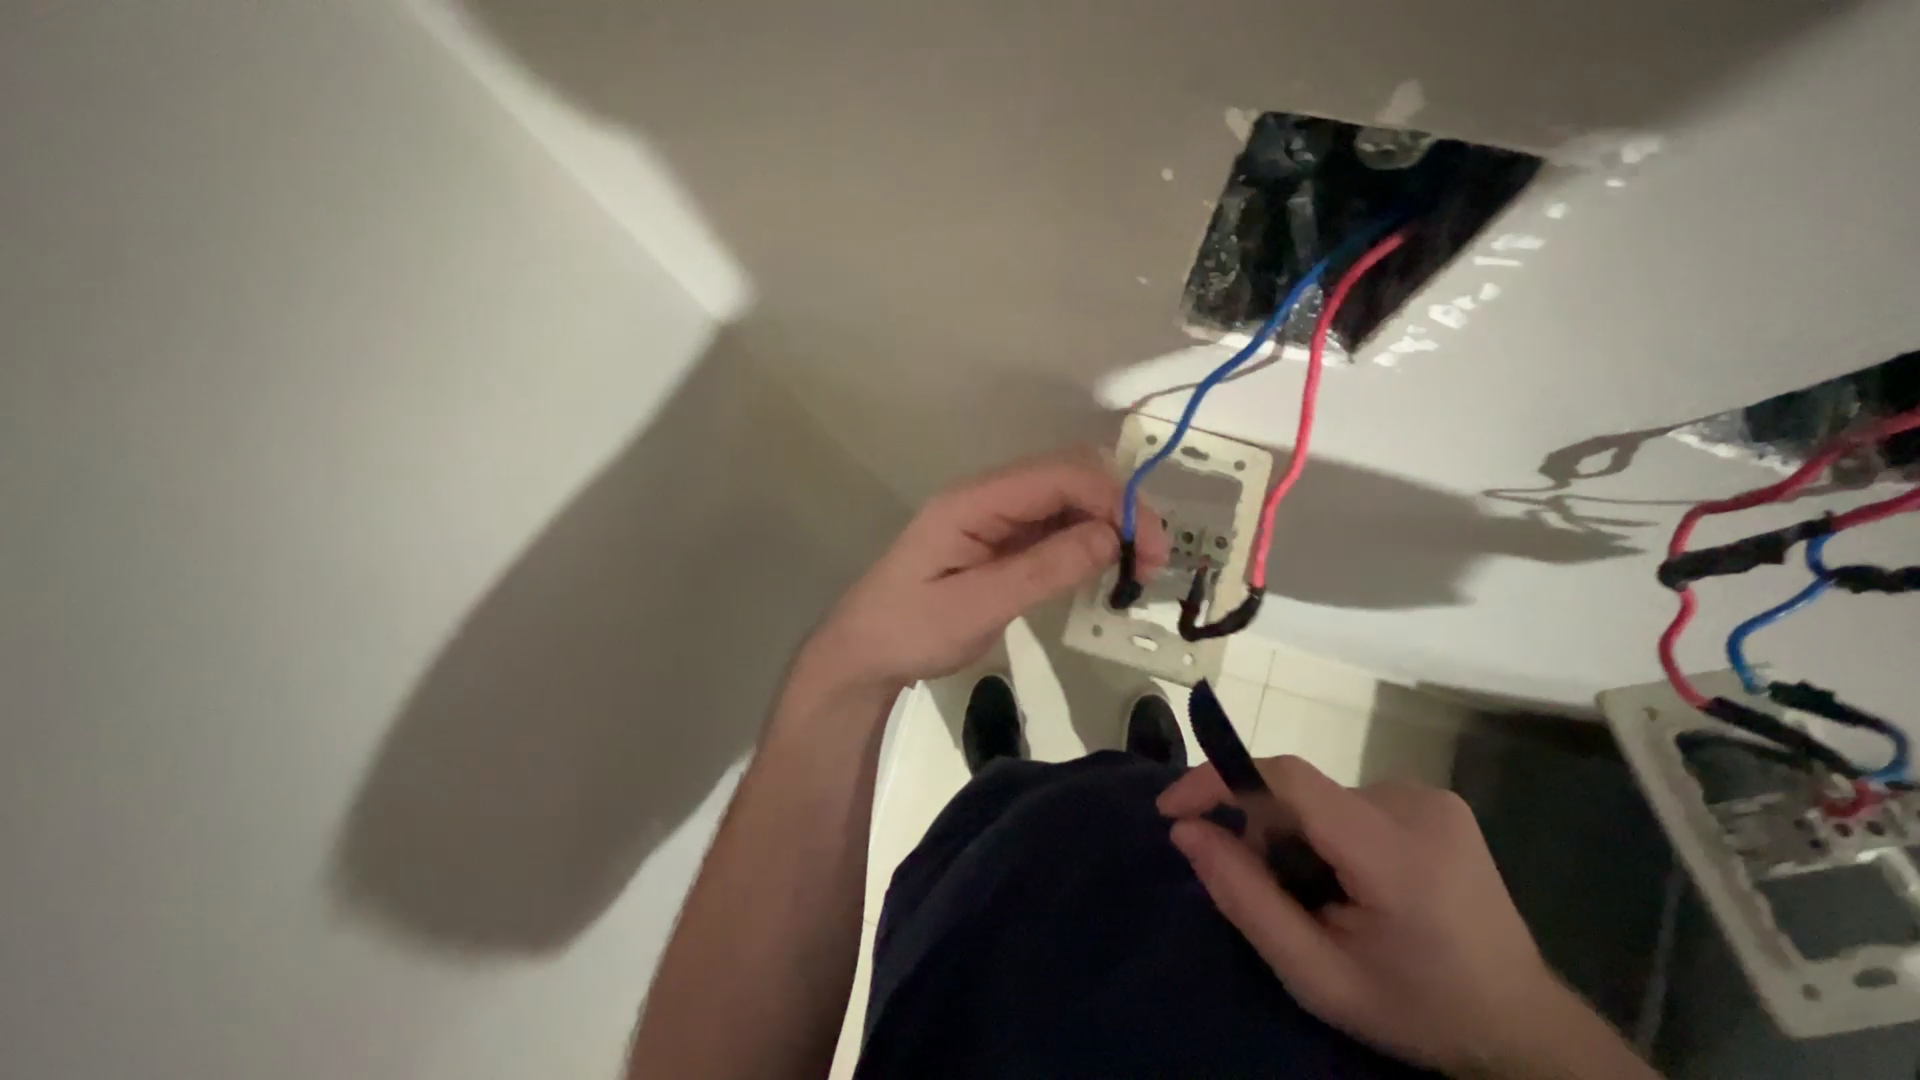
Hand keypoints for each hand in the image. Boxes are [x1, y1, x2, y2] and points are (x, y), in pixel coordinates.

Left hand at [806, 453, 1168, 691]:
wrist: (864, 653)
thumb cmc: (910, 631)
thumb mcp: (976, 607)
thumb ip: (1043, 570)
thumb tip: (1111, 536)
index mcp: (974, 501)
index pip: (1059, 476)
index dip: (1115, 500)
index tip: (1152, 547)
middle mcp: (987, 497)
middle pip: (1068, 478)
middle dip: (1120, 508)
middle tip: (1151, 563)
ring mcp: (994, 519)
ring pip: (1066, 501)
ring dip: (1109, 525)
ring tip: (1137, 570)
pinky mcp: (999, 542)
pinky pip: (1054, 528)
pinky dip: (1088, 542)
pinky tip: (1107, 570)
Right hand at [1159, 757, 1652, 1078]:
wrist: (1521, 1025)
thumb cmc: (1414, 1009)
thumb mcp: (1317, 977)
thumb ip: (1247, 900)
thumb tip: (1186, 831)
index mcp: (1393, 853)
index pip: (1287, 779)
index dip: (1218, 780)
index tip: (1171, 810)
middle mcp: (1414, 804)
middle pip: (1298, 794)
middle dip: (1264, 835)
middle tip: (1274, 898)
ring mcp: (1432, 798)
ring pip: (1320, 798)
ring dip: (1297, 838)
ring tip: (1325, 901)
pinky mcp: (1436, 800)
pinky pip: (1349, 801)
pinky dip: (1329, 834)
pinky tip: (1356, 885)